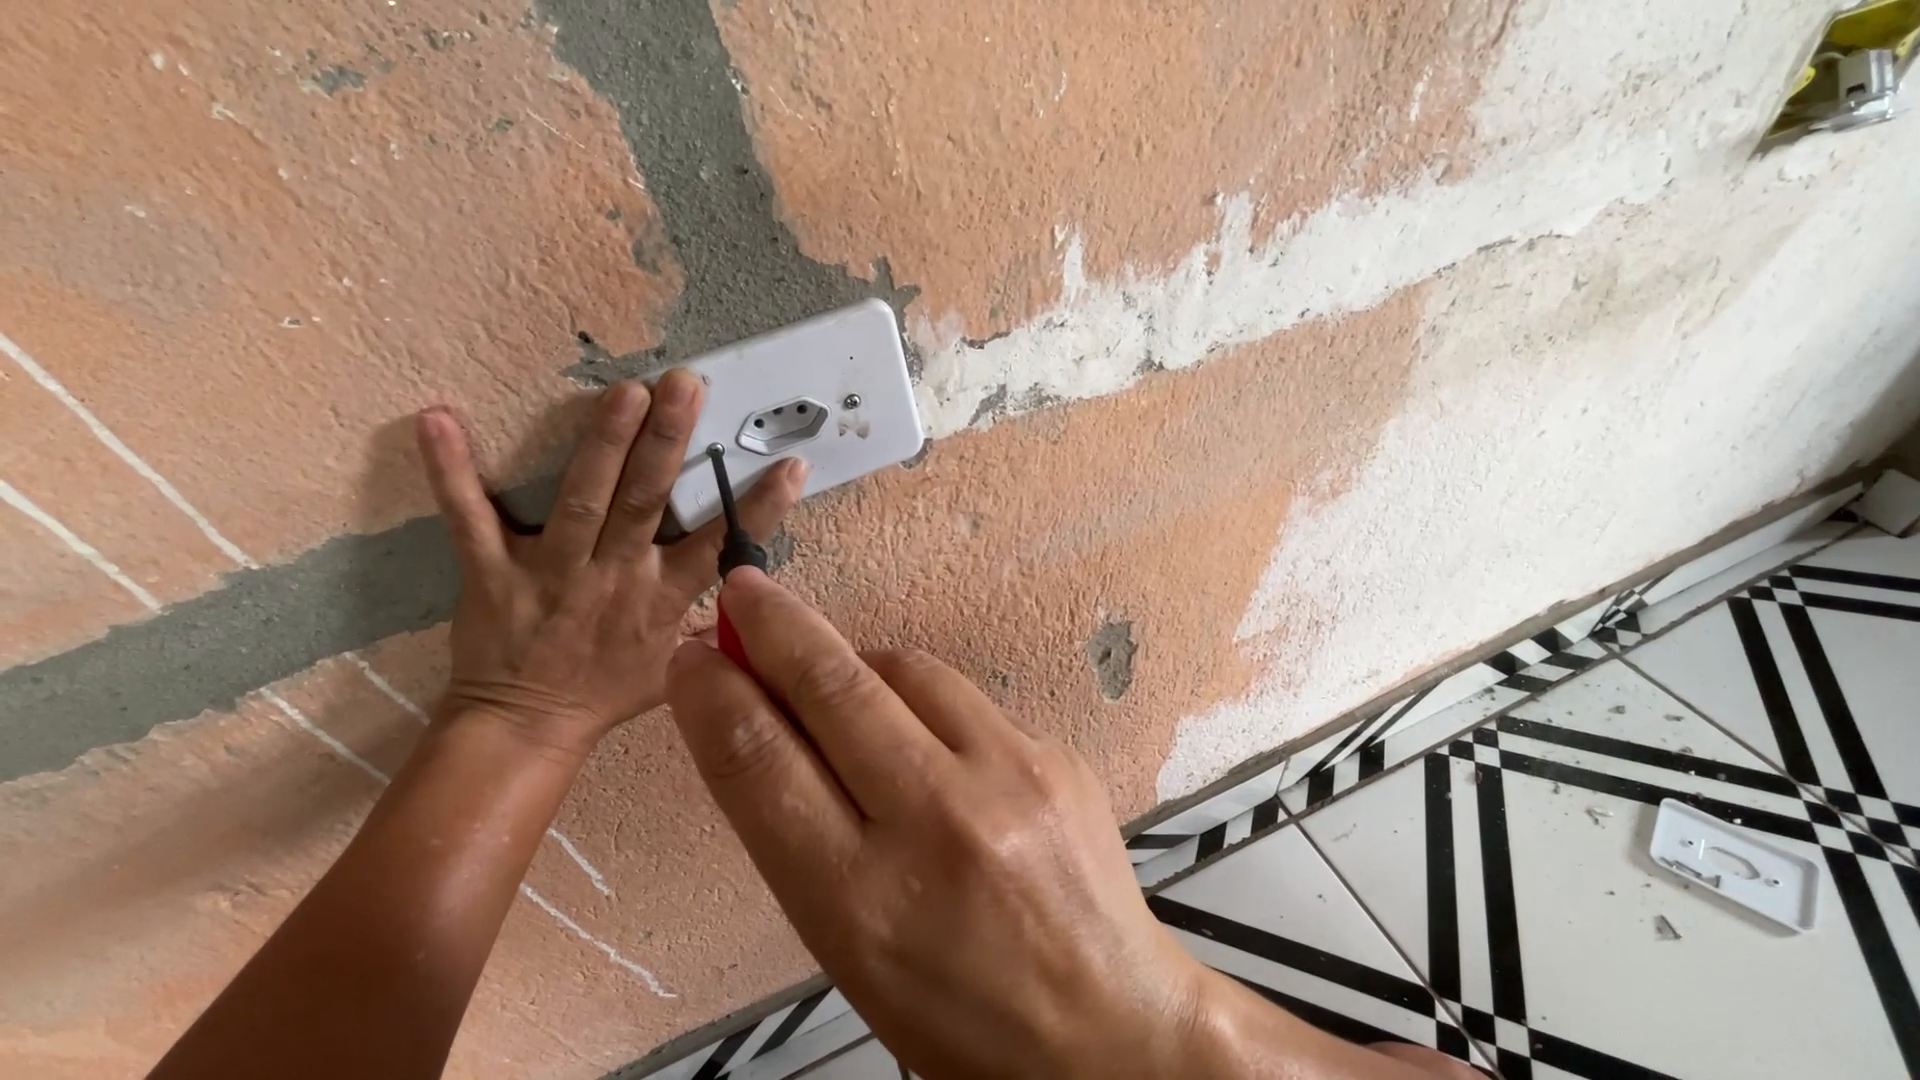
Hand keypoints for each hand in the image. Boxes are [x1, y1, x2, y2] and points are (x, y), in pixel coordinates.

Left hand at [416, 370, 804, 758]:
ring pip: (582, 499)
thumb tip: (749, 597)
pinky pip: (470, 519)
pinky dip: (452, 472)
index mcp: (661, 597)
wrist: (524, 729)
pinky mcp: (492, 572)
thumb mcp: (673, 666)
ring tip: (625, 392)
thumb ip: (708, 624)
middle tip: (685, 384)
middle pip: (647, 502)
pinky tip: (438, 418)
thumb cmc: (605, 694)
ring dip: (603, 444)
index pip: (718, 545)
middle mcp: (613, 575)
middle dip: (669, 441)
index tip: (790, 464)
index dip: (758, 507)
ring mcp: (551, 571)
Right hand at [665, 569, 1214, 1078]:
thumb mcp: (849, 948)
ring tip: (832, 674)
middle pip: (832, 689)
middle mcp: (936, 825)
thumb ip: (801, 836)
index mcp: (860, 903)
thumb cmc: (955, 1010)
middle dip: (775, 628)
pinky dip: (920, 696)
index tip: (691, 655)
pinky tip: (919, 728)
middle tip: (742, 591)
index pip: (761, 765)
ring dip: (852, 660)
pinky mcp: (1056, 755)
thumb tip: (763, 724)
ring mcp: (1009, 778)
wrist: (1108, 1028)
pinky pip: (964, 697)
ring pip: (904, 670)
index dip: (714, 696)